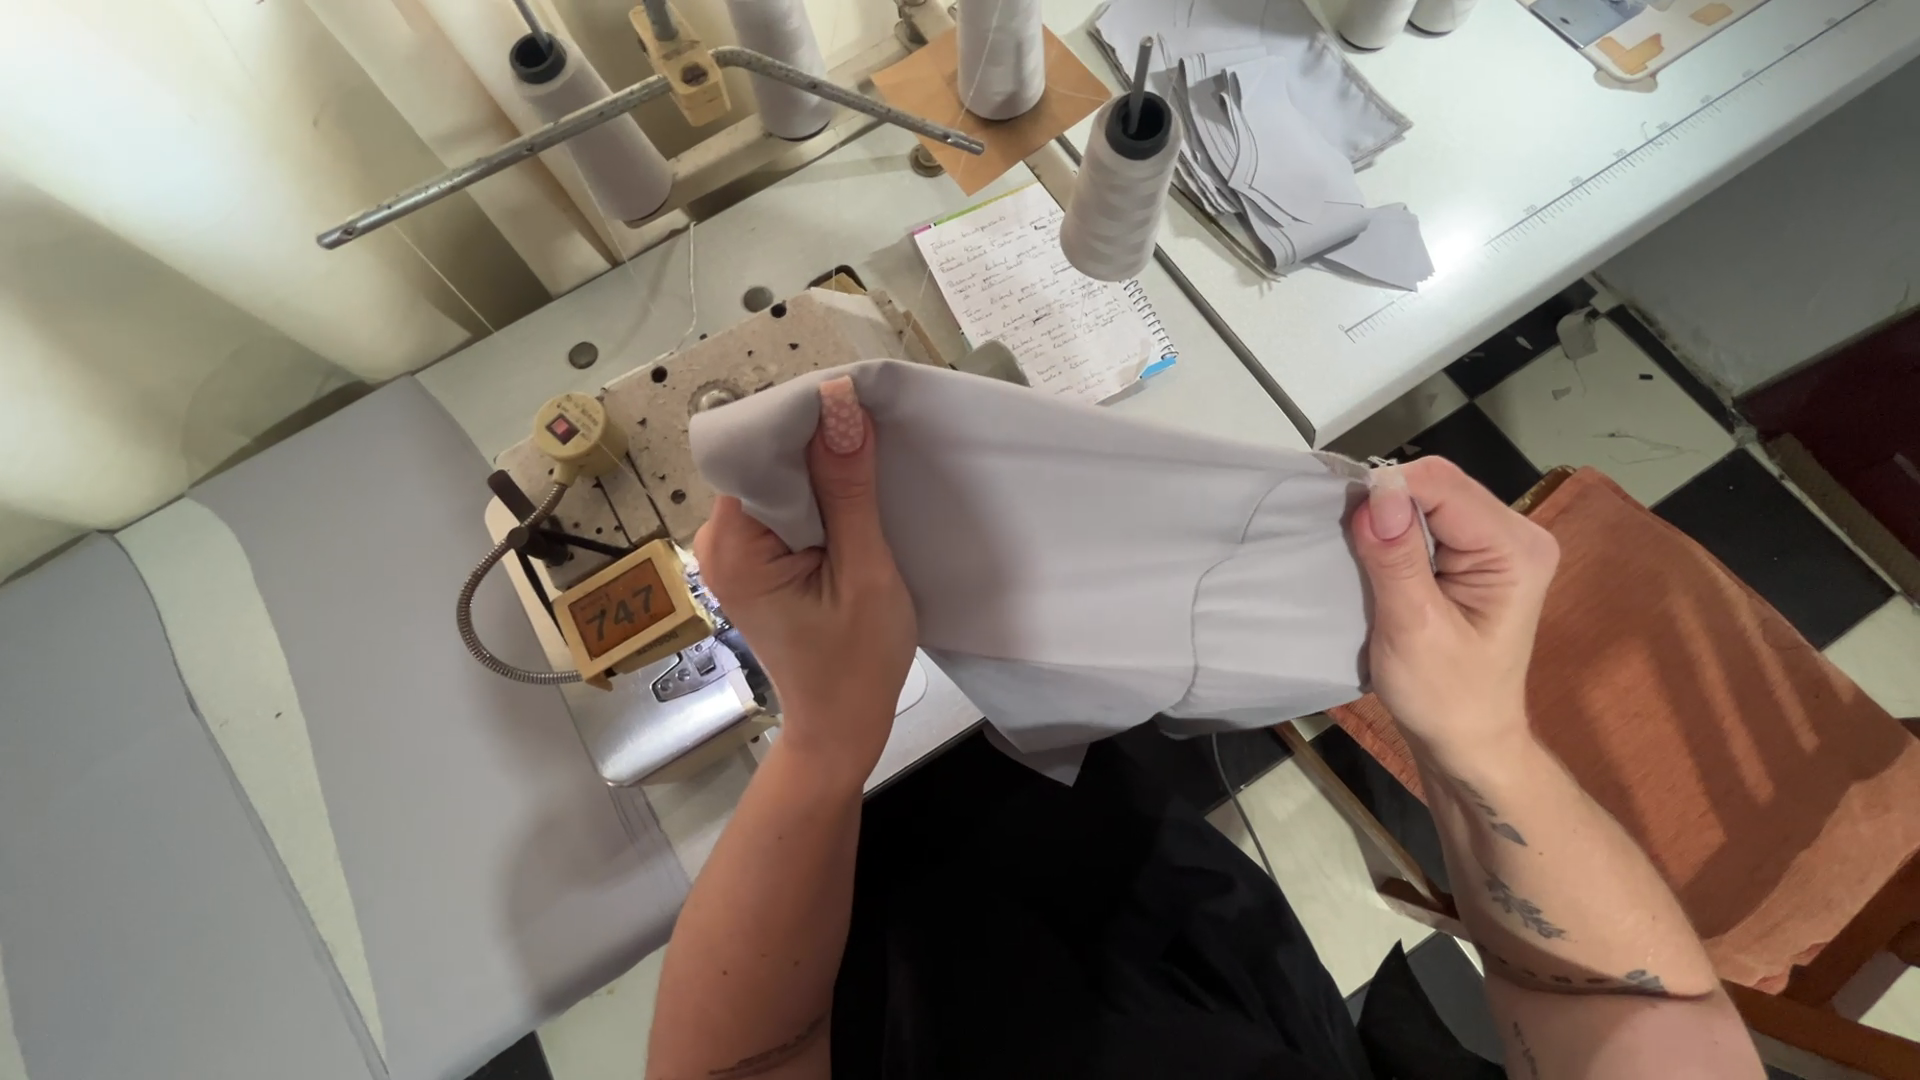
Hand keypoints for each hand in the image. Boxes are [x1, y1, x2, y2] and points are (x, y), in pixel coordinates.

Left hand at [693, 376, 918, 785]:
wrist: (840, 727)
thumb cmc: (857, 663)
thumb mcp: (864, 572)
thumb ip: (848, 490)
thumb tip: (840, 407)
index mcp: (734, 546)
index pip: (755, 451)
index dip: (803, 419)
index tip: (855, 401)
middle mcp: (718, 541)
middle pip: (760, 460)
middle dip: (813, 439)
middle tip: (872, 426)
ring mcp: (733, 550)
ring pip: (774, 479)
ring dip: (819, 466)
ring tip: (869, 456)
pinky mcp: (755, 558)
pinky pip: (782, 505)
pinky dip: (816, 493)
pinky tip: (853, 492)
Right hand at [1348, 457, 1559, 769]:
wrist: (1464, 738)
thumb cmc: (1444, 694)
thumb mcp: (1413, 628)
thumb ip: (1396, 558)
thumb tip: (1376, 495)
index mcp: (1515, 549)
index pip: (1440, 484)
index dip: (1385, 493)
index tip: (1345, 529)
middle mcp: (1514, 533)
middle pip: (1434, 484)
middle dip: (1383, 505)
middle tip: (1348, 548)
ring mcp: (1494, 543)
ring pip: (1424, 498)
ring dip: (1382, 519)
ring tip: (1358, 555)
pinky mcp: (1470, 555)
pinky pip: (1422, 520)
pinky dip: (1388, 532)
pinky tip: (1374, 557)